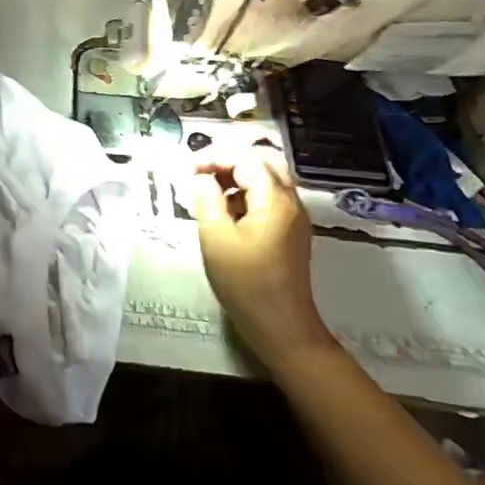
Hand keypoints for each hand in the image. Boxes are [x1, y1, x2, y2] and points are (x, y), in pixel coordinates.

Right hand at [187, 145, 337, 368]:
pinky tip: (227, 216)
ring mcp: (294, 219)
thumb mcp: (215, 237)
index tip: (189, 170)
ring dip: (239, 180)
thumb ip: (207, 199)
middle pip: (262, 164)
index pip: (245, 159)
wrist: (281, 326)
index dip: (215, 158)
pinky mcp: (291, 235)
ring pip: (268, 182)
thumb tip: (202, 177)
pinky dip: (248, 198)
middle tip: (201, 177)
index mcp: (275, 197)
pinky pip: (270, 202)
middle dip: (230, 164)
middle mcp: (291, 201)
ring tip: (209, 196)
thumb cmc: (245, 282)